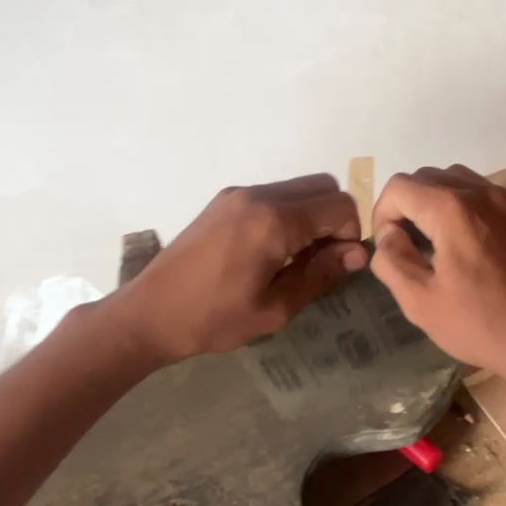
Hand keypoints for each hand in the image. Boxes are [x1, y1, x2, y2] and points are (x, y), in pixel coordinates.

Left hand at [106, 174, 367, 364]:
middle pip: (323, 187)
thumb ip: (320, 274)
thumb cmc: (213, 319)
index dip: (349, 235)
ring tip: (293, 261)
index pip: (340, 206)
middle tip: (318, 261)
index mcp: (274, 220)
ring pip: (298, 188)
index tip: (336, 266)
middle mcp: (258, 196)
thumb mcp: (275, 308)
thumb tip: (357, 254)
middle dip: (333, 220)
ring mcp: (239, 194)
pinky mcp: (224, 201)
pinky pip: (273, 195)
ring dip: (310, 217)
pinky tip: (269, 253)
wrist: (148, 314)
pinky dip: (287, 215)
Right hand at [370, 165, 505, 381]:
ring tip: (434, 244)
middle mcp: (482, 192)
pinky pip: (483, 194)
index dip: (382, 213)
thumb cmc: (481, 325)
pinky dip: (463, 207)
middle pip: (427, 177)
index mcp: (453, 210)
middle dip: (407, 206)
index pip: (400, 187)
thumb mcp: (420, 301)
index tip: (387, 247)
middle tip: (406, 247)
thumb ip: (392, 260)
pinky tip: (466, 246)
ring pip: (456, 180)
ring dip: (434, 203)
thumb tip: (389, 236)